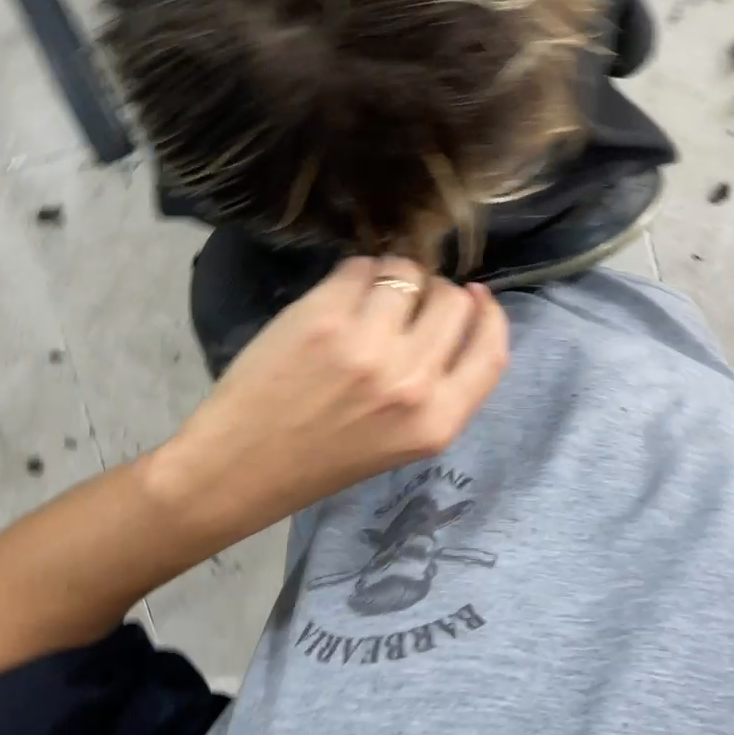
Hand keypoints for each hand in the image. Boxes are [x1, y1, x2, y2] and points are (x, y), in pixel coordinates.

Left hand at [146, 257, 509, 533]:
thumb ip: (436, 388)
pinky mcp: (323, 317)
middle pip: (454, 302)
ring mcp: (367, 346)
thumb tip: (457, 313)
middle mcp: (411, 383)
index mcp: (436, 423)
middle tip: (407, 300)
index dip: (489, 314)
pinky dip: (355, 274)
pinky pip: (360, 268)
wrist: (241, 466)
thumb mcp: (401, 441)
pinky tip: (337, 297)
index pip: (492, 351)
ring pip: (408, 274)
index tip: (477, 296)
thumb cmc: (321, 459)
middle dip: (436, 291)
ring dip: (394, 276)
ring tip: (368, 297)